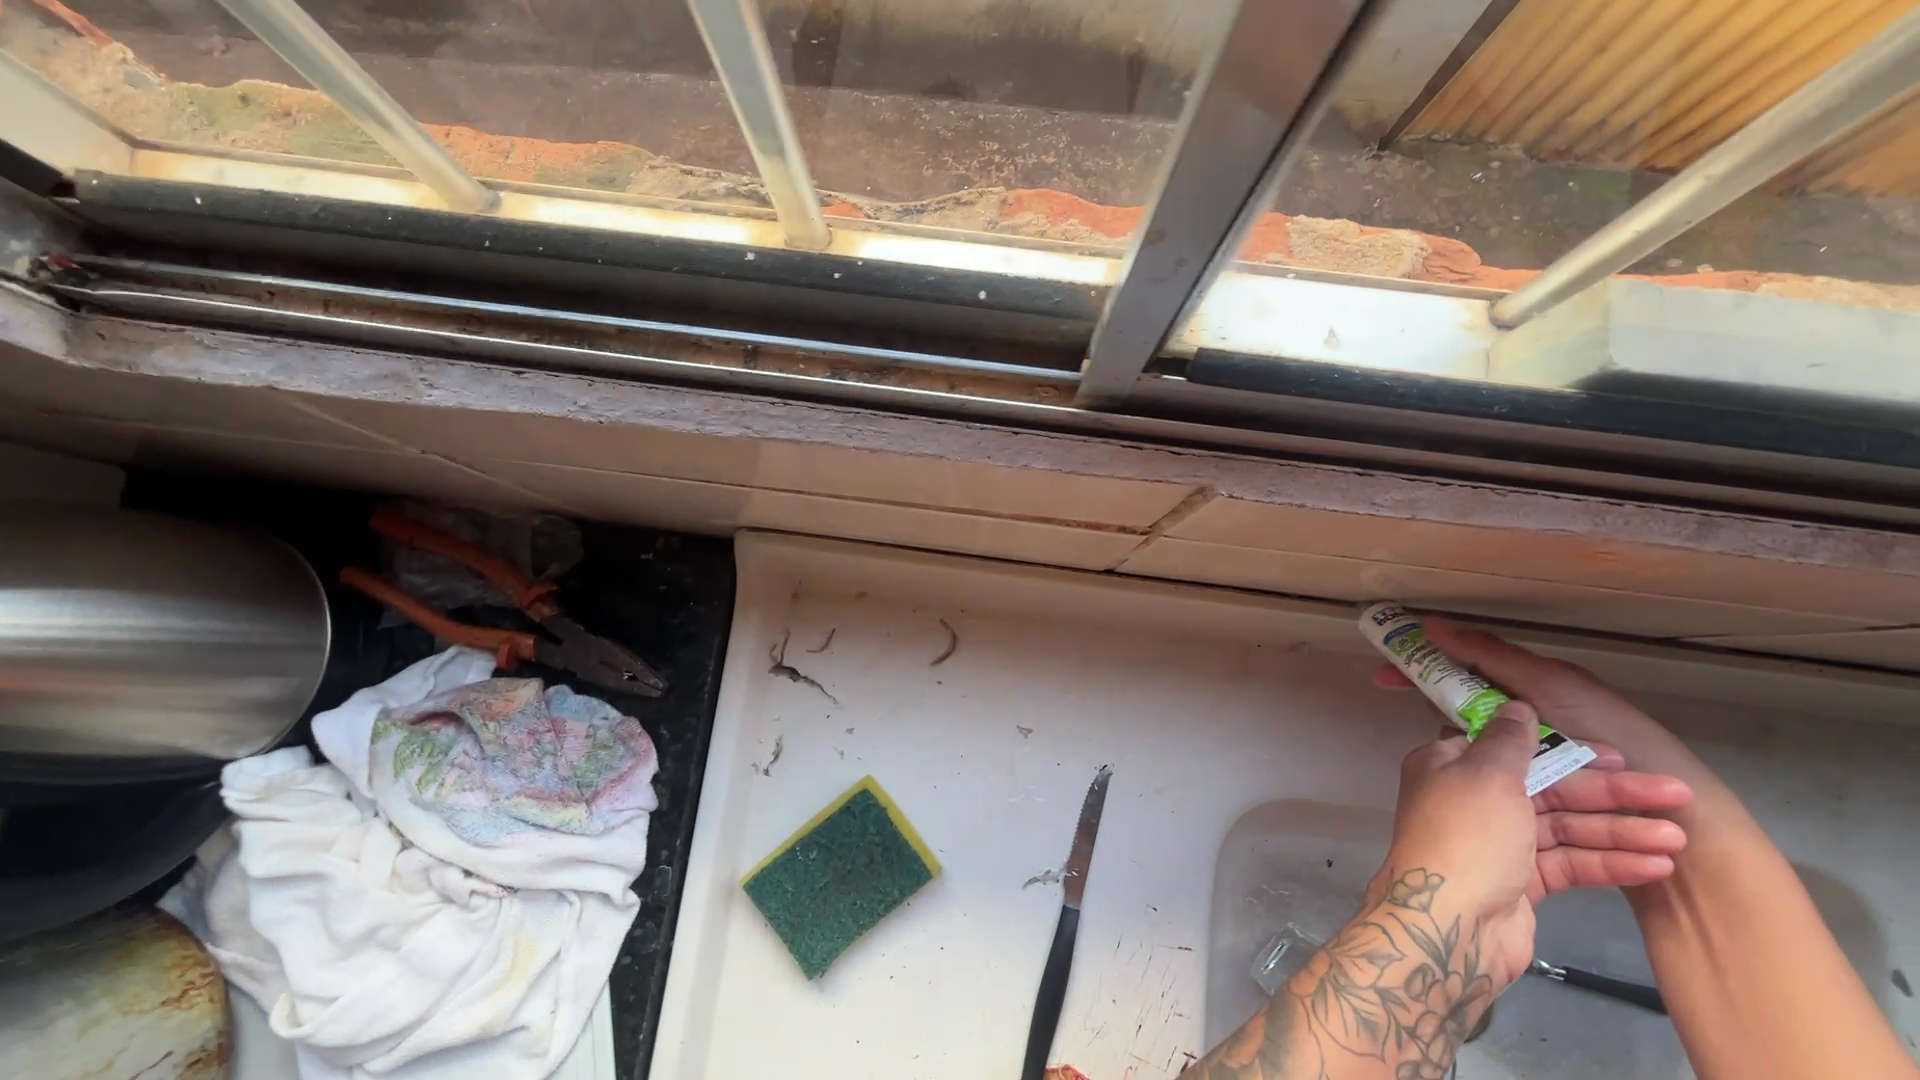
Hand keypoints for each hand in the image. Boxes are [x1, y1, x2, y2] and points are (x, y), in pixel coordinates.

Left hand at [1374, 617, 1695, 897]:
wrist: (1449, 924)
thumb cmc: (1466, 836)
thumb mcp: (1485, 774)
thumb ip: (1509, 741)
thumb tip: (1517, 707)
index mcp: (1450, 767)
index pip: (1512, 749)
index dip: (1564, 750)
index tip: (1614, 755)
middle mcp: (1471, 800)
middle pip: (1548, 789)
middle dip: (1608, 793)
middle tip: (1674, 793)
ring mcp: (1497, 843)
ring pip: (1565, 828)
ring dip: (1620, 831)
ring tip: (1679, 838)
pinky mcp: (1521, 882)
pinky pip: (1569, 863)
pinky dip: (1609, 863)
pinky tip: (1657, 866)